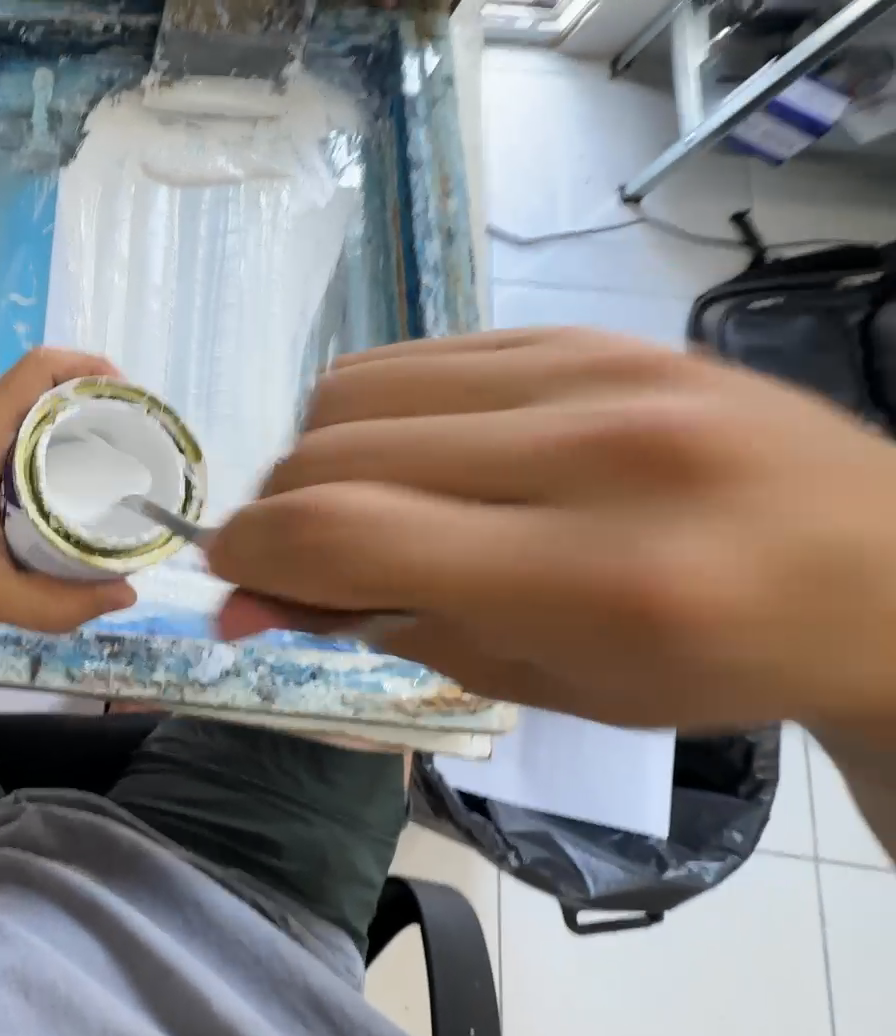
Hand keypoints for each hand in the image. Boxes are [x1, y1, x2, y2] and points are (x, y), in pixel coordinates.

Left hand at [0, 349, 137, 633]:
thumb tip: (126, 595)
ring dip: (67, 430)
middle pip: (37, 391)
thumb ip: (59, 604)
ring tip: (112, 465)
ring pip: (22, 417)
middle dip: (91, 406)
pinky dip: (41, 449)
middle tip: (133, 443)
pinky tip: (65, 487)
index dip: (88, 367)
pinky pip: (7, 438)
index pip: (34, 371)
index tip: (129, 399)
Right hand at [204, 327, 895, 737]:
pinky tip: (402, 454)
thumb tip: (237, 600)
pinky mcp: (578, 331)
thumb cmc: (696, 662)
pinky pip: (399, 361)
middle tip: (296, 559)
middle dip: (274, 517)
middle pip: (327, 457)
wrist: (882, 571)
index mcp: (594, 574)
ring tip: (358, 502)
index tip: (230, 579)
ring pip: (344, 396)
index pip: (343, 534)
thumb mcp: (523, 678)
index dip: (250, 555)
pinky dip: (362, 417)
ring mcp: (589, 370)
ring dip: (313, 461)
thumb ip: (367, 627)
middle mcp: (592, 450)